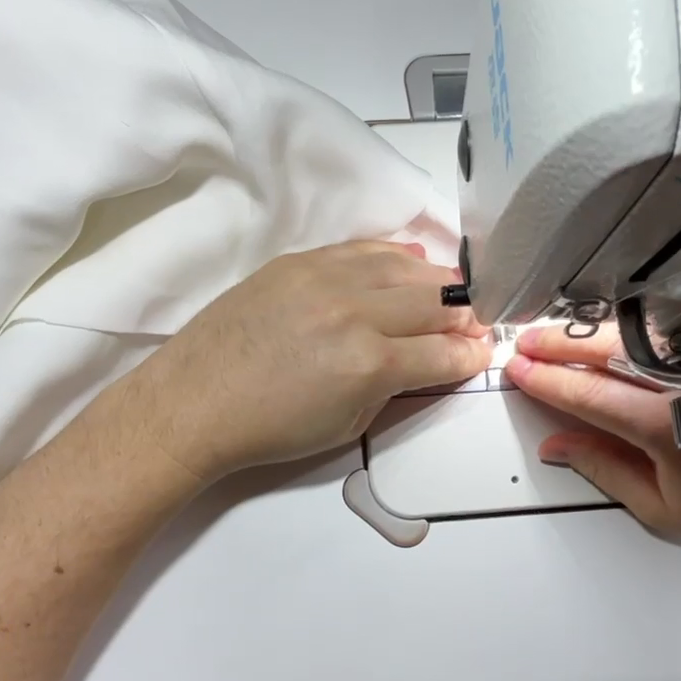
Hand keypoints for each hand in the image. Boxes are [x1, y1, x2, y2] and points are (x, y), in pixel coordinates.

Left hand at [123, 242, 491, 481]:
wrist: (196, 401)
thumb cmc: (272, 430)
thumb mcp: (347, 426)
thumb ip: (394, 388)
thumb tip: (427, 364)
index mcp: (370, 363)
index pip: (443, 352)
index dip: (471, 355)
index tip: (484, 353)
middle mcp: (355, 310)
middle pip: (433, 302)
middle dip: (464, 316)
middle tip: (476, 324)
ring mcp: (325, 278)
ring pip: (403, 266)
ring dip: (437, 281)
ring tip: (451, 293)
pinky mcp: (298, 261)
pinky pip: (362, 250)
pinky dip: (393, 258)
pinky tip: (410, 263)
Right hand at [505, 327, 680, 564]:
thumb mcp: (660, 506)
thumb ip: (604, 467)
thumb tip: (556, 445)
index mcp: (670, 426)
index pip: (589, 393)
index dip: (547, 380)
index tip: (518, 370)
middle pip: (610, 349)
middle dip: (560, 344)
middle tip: (527, 343)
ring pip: (640, 333)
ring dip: (594, 333)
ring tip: (559, 337)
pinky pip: (675, 335)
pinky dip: (635, 333)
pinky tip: (613, 338)